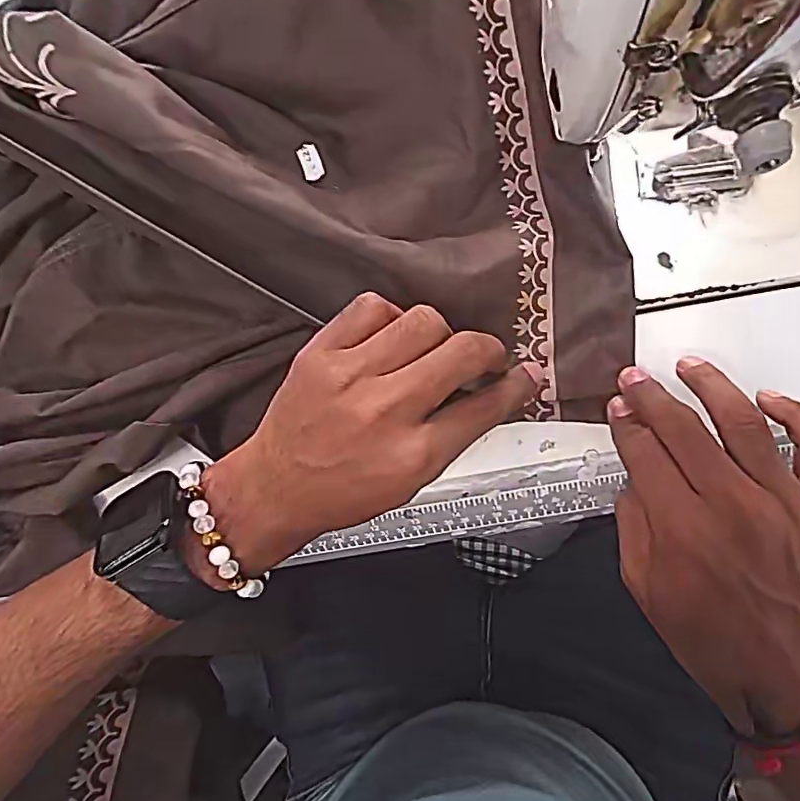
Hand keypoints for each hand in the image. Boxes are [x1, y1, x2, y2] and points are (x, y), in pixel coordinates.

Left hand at [200, 293, 544, 571]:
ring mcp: (349, 376)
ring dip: (442, 334)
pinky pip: (373, 308)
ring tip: (433, 350)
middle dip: (488, 352)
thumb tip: (491, 399)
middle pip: (463, 354)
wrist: (275, 488)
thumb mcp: (409, 484)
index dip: (515, 387)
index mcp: (412, 456)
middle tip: (484, 359)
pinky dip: (392, 317)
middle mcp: (385, 411)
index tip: (524, 376)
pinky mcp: (321, 353)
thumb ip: (453, 439)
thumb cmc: (341, 493)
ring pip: (424, 321)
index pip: (483, 408)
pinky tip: (391, 338)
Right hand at [608, 358, 799, 735]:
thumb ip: (634, 530)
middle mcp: (732, 507)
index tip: (618, 410)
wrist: (792, 678)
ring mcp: (785, 503)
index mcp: (683, 531)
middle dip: (651, 397)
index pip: (645, 454)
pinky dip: (798, 414)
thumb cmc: (715, 643)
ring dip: (711, 386)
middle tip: (634, 379)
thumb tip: (633, 482)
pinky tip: (769, 399)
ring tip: (689, 367)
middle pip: (684, 430)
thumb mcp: (648, 593)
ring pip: (744, 423)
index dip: (626, 425)